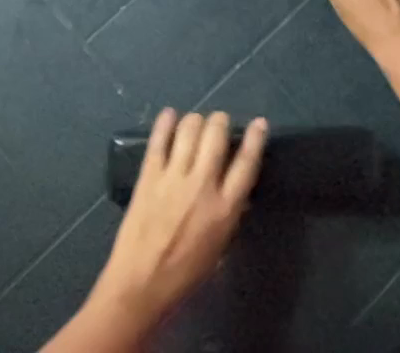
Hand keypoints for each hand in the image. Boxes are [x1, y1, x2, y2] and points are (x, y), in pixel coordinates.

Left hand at [90, 109, 266, 322]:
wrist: (140, 285)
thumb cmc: (185, 275)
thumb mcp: (220, 248)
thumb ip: (230, 215)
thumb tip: (237, 194)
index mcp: (225, 208)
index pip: (247, 162)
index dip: (255, 138)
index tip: (259, 123)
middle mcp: (202, 185)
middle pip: (216, 135)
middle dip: (220, 121)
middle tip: (218, 123)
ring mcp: (173, 177)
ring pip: (189, 129)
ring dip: (195, 120)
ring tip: (195, 123)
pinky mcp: (148, 176)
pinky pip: (158, 140)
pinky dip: (165, 123)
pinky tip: (169, 115)